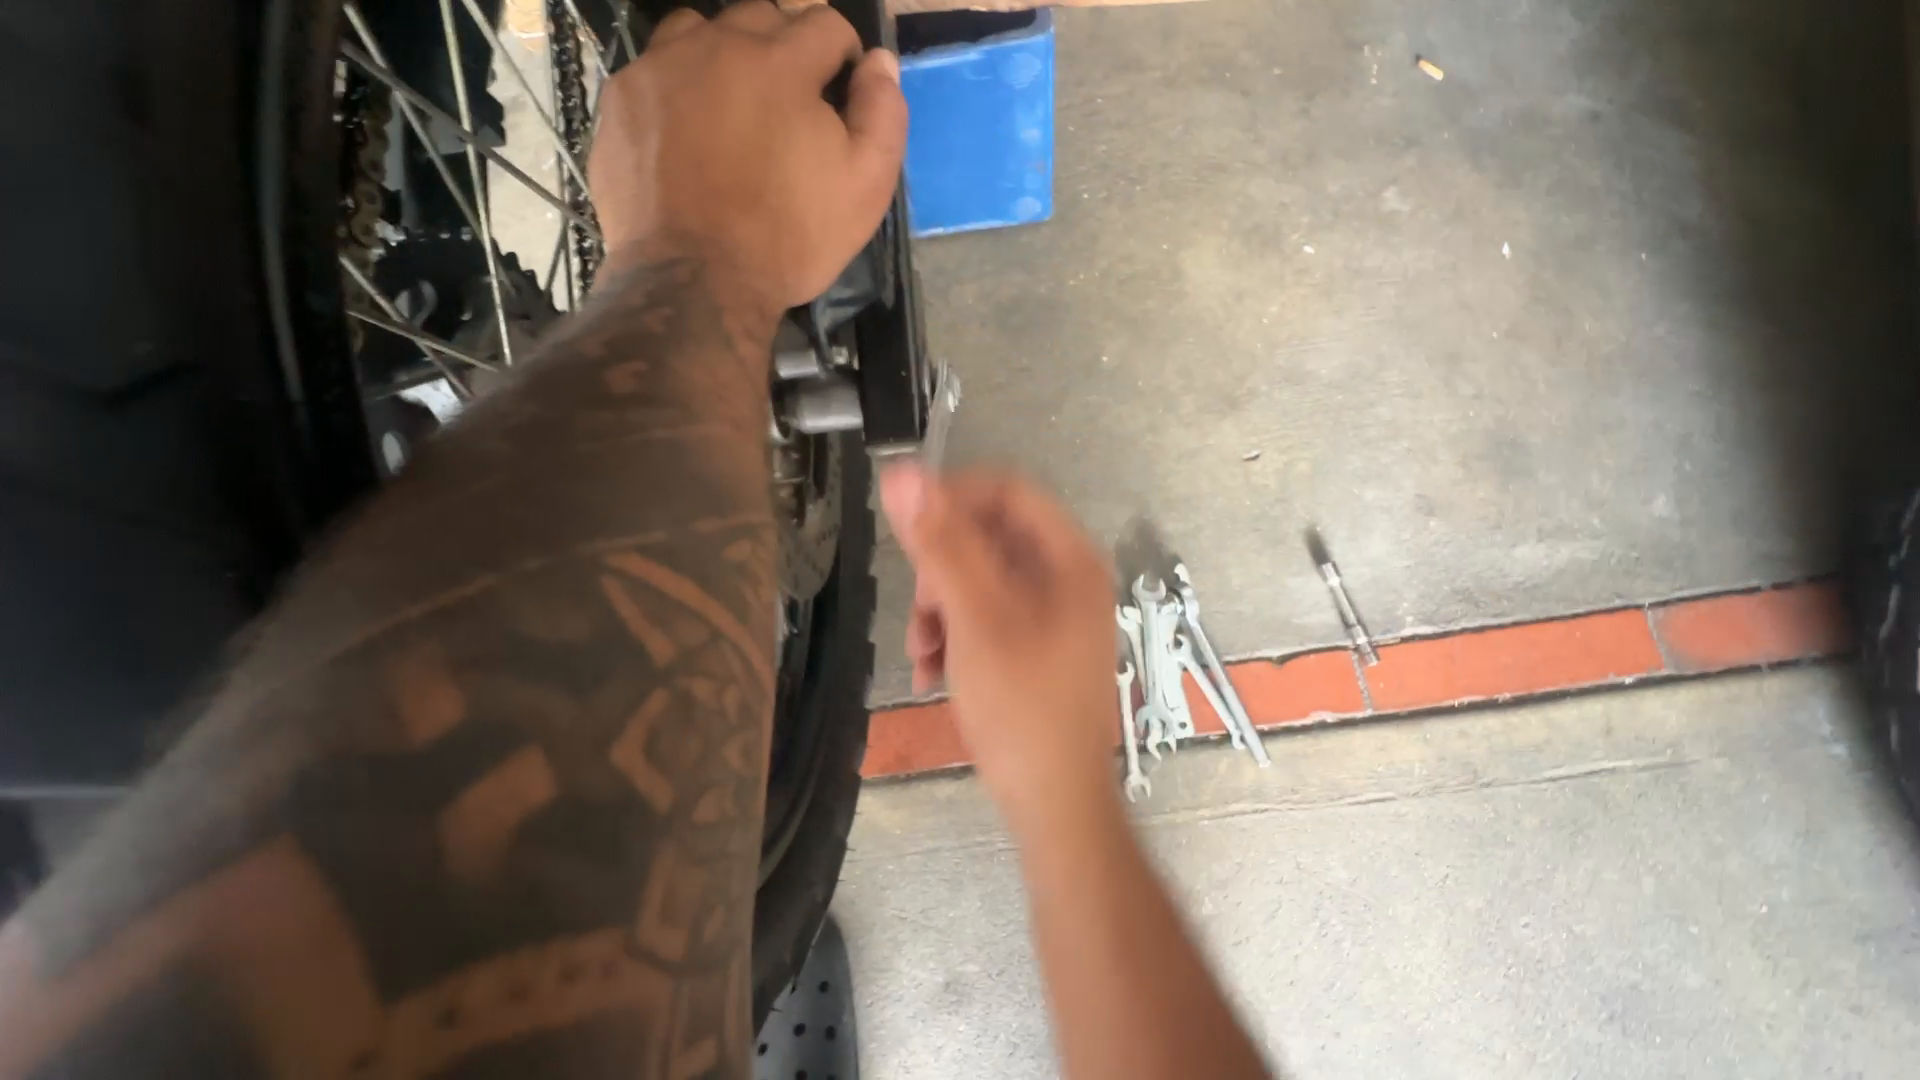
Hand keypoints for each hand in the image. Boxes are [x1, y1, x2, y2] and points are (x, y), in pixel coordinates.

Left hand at [588, 1, 907, 315]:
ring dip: (728, 57)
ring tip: (735, 112)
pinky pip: (657, 70)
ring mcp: (661, 68)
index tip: (841, 98)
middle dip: (787, 51)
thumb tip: (878, 61)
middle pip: (763, 17)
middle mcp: (717, 45)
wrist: (695, 282)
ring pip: (702, 31)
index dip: (844, 58)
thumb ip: (882, 113)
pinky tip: (689, 135)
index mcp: (782, 62)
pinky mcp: (622, 100)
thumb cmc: (790, 239)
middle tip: (791, 111)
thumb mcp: (865, 187)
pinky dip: (681, 88)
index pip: (826, 24)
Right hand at [880, 465, 1120, 830]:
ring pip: (980, 581)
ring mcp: (1054, 616)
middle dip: (940, 569)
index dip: (952, 498)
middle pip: (989, 538)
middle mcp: (1067, 579)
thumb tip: (902, 473)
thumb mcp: (974, 618)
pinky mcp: (1038, 649)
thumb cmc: (1021, 707)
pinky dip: (954, 636)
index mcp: (1069, 559)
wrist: (1054, 803)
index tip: (906, 527)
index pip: (1006, 491)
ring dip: (939, 608)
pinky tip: (933, 671)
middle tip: (918, 610)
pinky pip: (987, 618)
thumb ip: (940, 543)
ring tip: (921, 651)